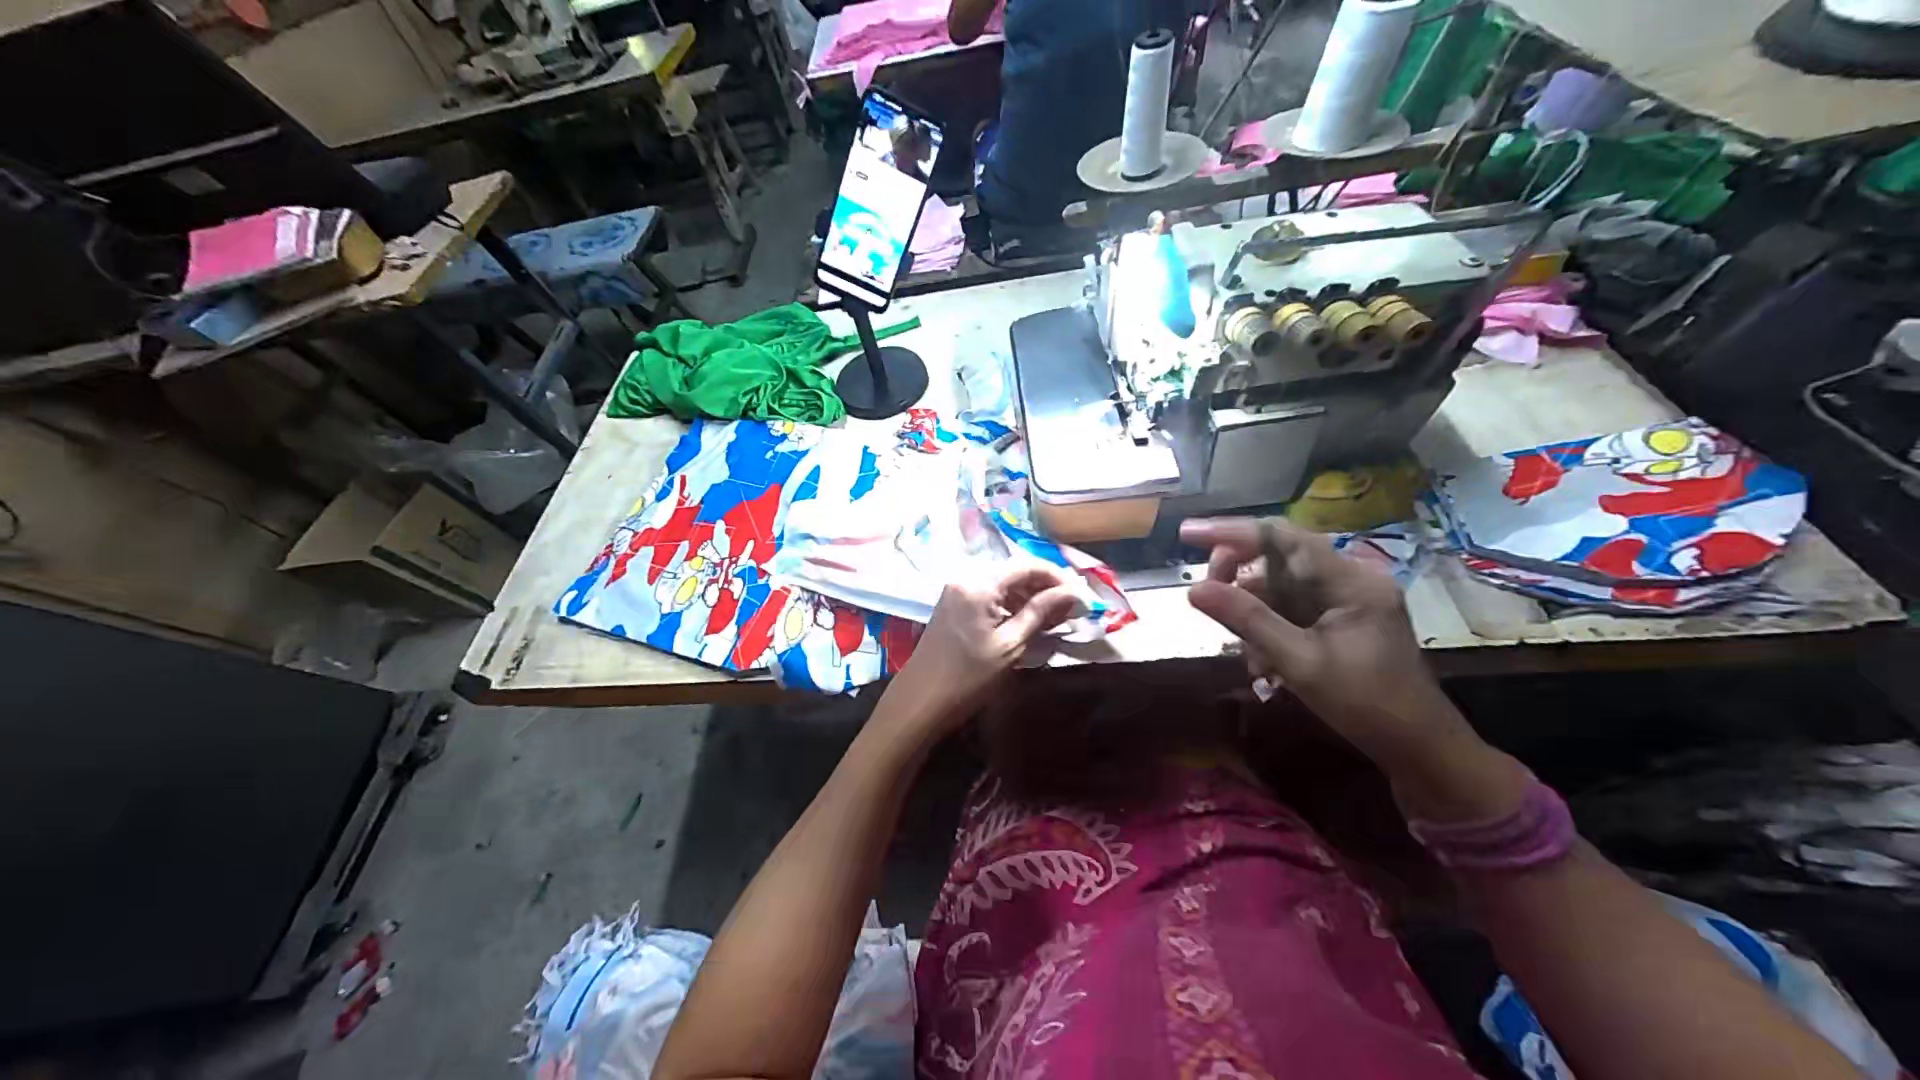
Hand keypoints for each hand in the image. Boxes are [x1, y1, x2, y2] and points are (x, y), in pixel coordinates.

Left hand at [886, 565, 1082, 733]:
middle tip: (1072, 608)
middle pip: (1015, 571)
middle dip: (1046, 586)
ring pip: (1004, 583)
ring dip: (1031, 596)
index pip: (1027, 564)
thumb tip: (1073, 592)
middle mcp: (966, 578)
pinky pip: (991, 595)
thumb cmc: (968, 677)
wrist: (921, 700)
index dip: (1058, 576)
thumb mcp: (1010, 645)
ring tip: (1056, 618)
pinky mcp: (955, 605)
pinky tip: (1030, 621)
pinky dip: (1013, 604)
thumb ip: (1041, 613)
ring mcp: (958, 591)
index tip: (1081, 595)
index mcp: (979, 584)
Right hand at [1180, 517, 1471, 772]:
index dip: (1230, 532)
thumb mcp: (1299, 662)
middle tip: (1207, 600)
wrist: (1417, 747)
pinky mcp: (1338, 618)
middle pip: (1276, 558)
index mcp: (1350, 580)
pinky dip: (1268, 630)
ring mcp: (1344, 598)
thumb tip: (1194, 590)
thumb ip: (1247, 620)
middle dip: (1238, 580)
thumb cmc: (1365, 703)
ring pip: (1278, 587)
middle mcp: (1349, 578)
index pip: (1280, 537)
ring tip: (1248, 659)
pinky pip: (1289, 608)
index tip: (1187, 534)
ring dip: (1252, 615)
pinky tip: (1262, 665)